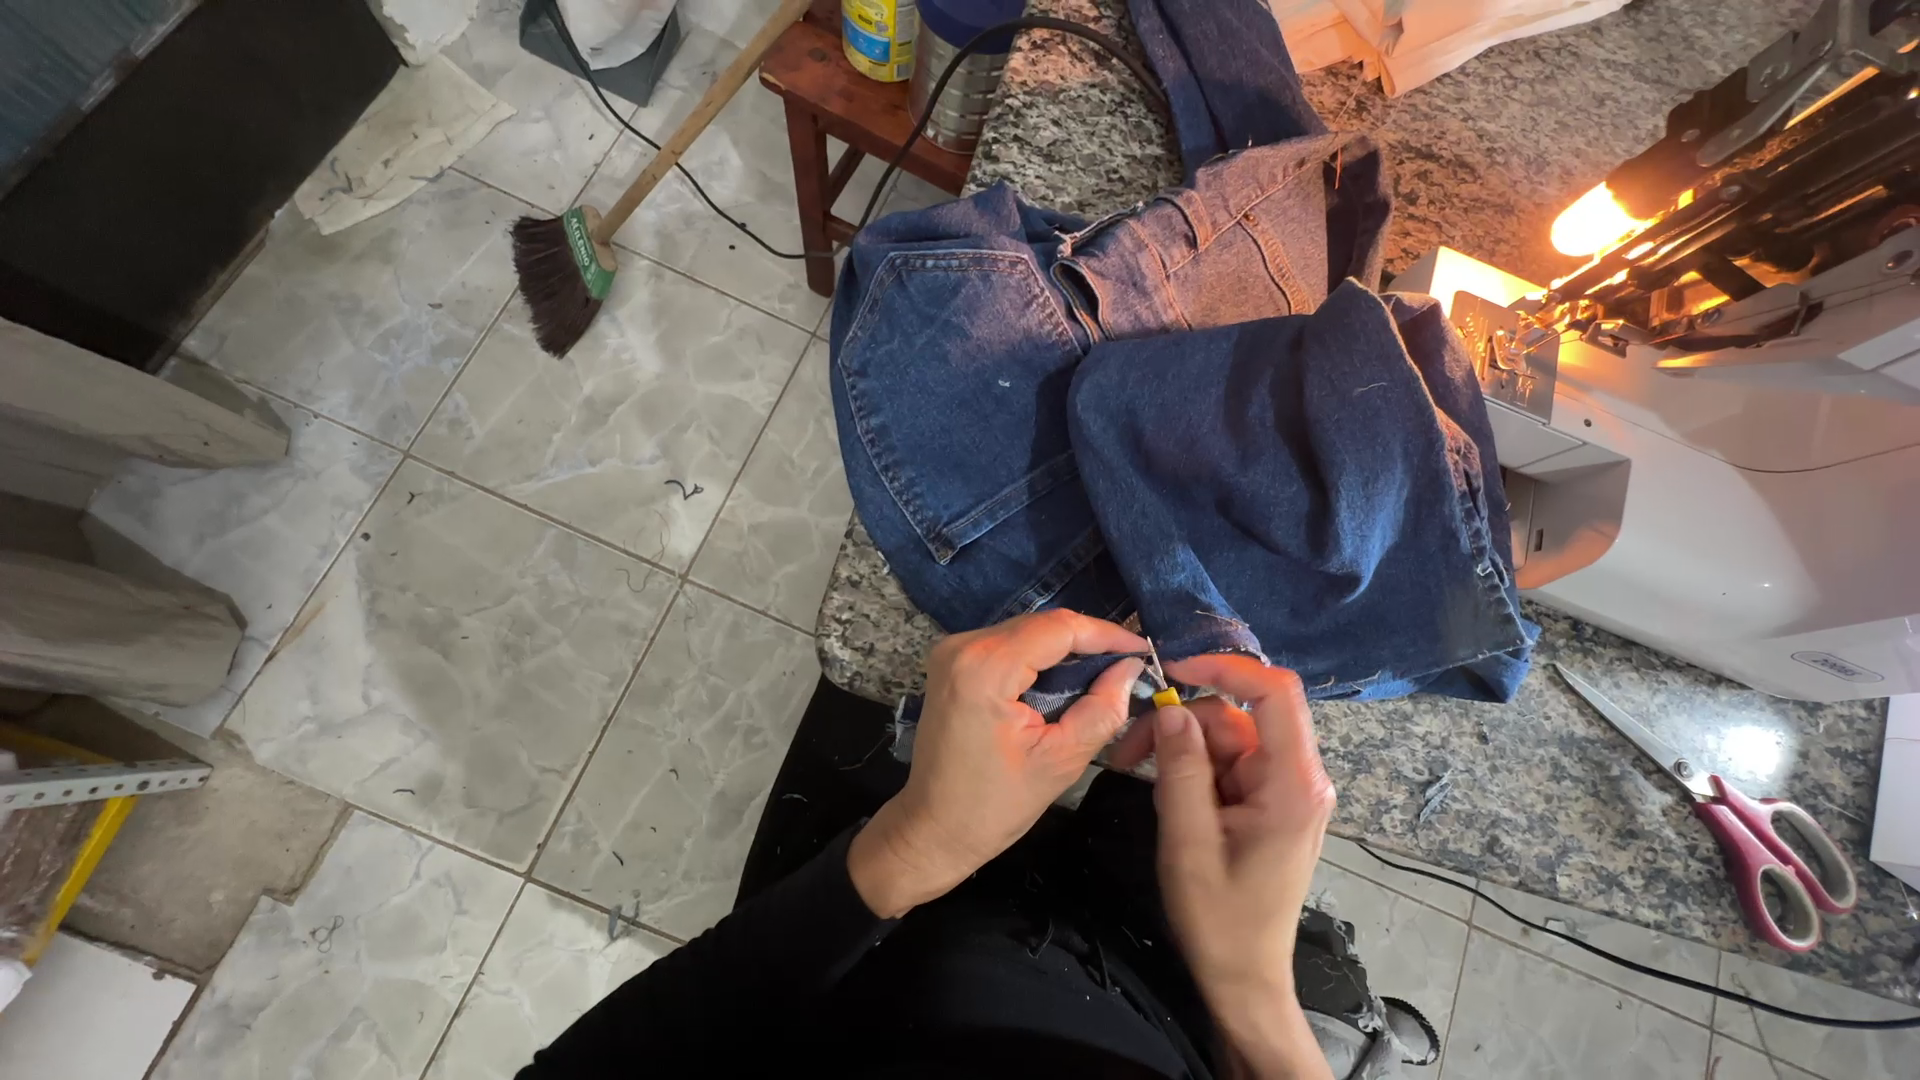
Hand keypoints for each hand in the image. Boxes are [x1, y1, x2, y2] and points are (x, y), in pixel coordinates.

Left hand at [847, 609, 1146, 917]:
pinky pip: (1007, 644)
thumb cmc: (995, 804)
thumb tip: (1130, 668)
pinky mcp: (952, 661)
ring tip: (1106, 671)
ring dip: (1065, 649)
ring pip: (1025, 631)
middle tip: (1129, 664)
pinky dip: (1039, 657)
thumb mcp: (1061, 760)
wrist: (934, 827)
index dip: (1105, 634)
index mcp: (985, 668)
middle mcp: (963, 646)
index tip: (1143, 649)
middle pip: (1040, 625)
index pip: (1057, 628)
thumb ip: (1101, 708)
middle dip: (1088, 641)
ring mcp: (952, 650)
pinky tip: (1066, 678)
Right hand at [1113, 653, 1335, 1079]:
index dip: (1225, 668)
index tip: (1171, 671)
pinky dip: (1188, 767)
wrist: (1242, 977)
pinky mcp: (1265, 799)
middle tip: (1126, 753)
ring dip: (1177, 747)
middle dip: (1179, 724)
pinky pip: (1223, 762)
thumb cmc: (1220, 917)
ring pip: (1222, 736)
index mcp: (1293, 784)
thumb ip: (1181, 769)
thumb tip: (1171, 709)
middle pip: (1233, 717)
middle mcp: (1296, 776)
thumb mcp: (1188, 841)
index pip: (1275, 693)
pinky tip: (1163, 792)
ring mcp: (1281, 788)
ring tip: (1134, 773)